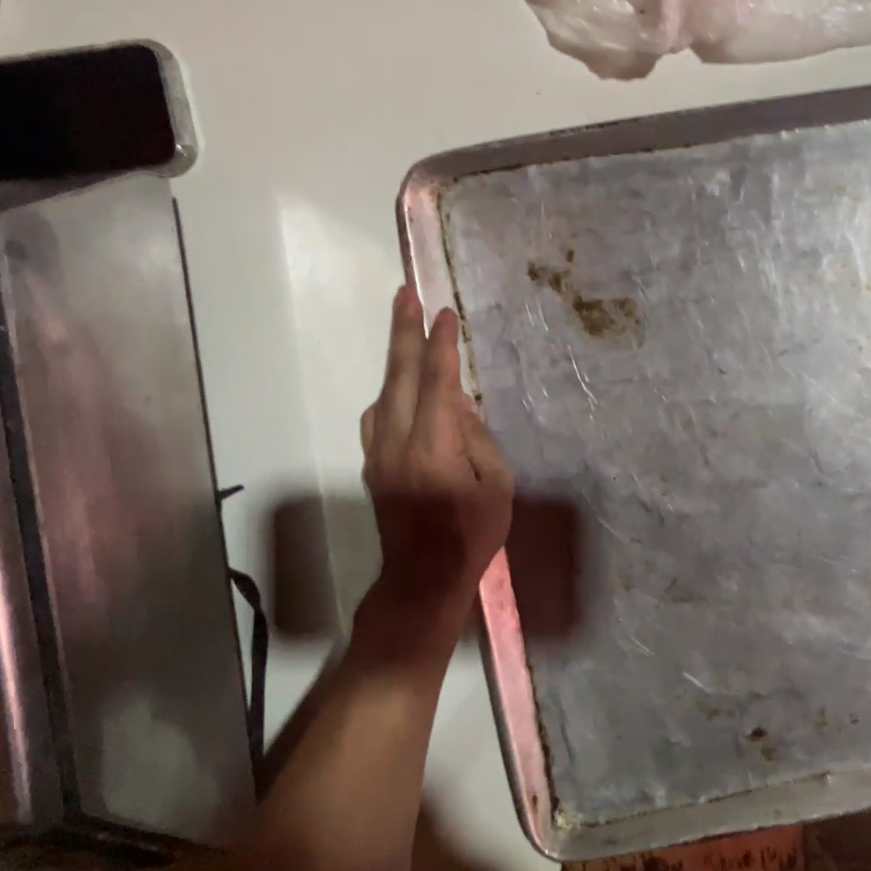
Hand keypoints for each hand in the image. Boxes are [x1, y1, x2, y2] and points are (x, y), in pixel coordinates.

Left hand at [359, 286, 513, 626]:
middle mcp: (398, 442)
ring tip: (405, 330)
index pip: (437, 382)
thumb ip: (477, 439)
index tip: (444, 314)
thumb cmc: (473, 532)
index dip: (441, 345)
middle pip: (399, 376)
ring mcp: (380, 453)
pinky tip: (404, 386)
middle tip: (405, 293)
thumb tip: (458, 406)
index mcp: (434, 445)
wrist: (422, 577)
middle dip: (403, 332)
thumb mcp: (496, 485)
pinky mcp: (374, 465)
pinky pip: (380, 415)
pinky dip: (392, 389)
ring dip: (395, 358)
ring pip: (384, 393)